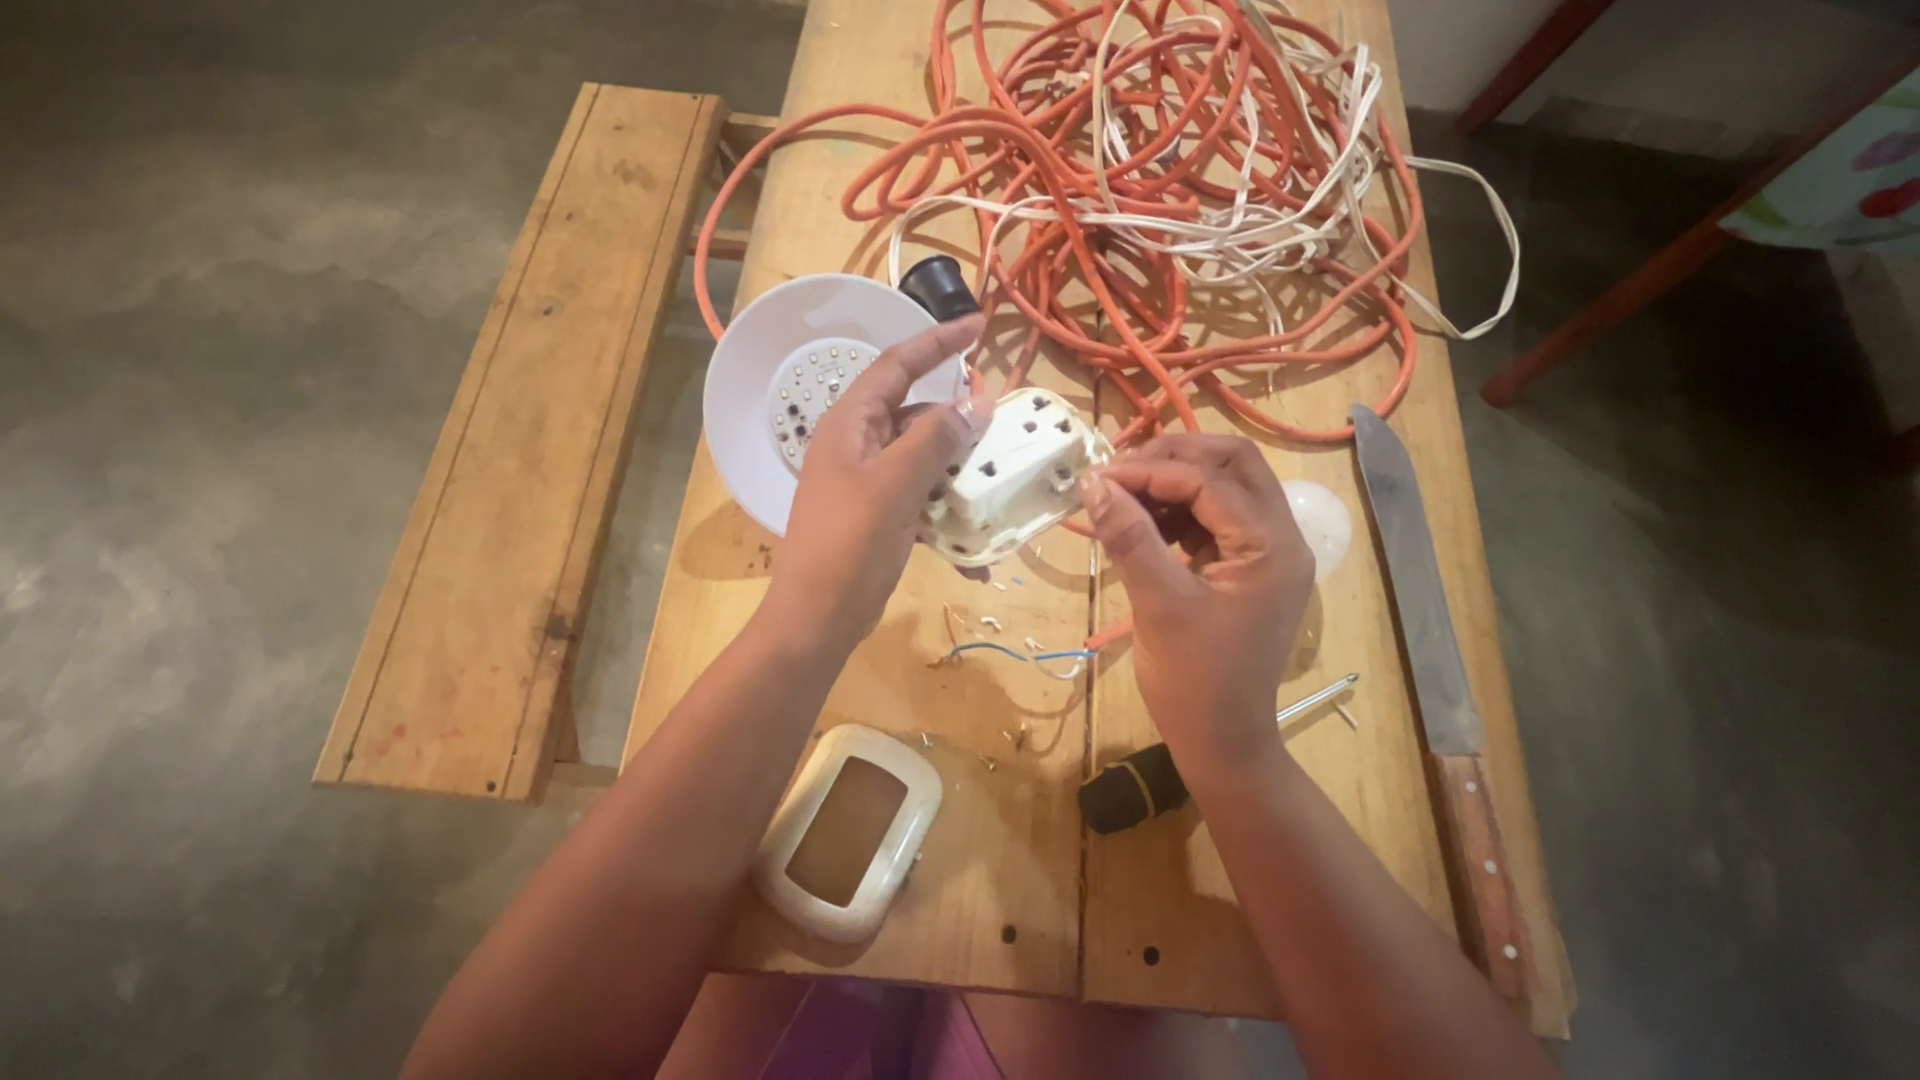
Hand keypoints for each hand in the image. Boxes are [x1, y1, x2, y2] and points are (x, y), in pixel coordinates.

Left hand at [763, 314, 992, 647]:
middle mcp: (856, 444)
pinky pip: (920, 500)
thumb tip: (974, 403)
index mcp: (850, 423)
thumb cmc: (850, 543)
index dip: (937, 341)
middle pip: (915, 414)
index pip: (897, 364)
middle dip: (958, 421)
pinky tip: (974, 550)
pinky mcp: (877, 516)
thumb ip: (935, 437)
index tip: (978, 325)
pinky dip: (945, 516)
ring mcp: (866, 482)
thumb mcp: (896, 484)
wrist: (817, 617)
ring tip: (995, 487)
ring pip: (922, 459)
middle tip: (1001, 427)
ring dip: (957, 473)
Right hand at [1079, 434, 1314, 763]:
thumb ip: (1129, 537)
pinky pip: (1213, 519)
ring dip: (1173, 482)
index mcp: (1272, 548)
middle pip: (1233, 465)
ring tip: (1122, 496)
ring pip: (1223, 487)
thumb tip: (1094, 483)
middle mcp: (1280, 539)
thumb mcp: (1159, 605)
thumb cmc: (1194, 681)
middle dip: (1174, 457)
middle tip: (1119, 470)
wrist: (1221, 741)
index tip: (1099, 477)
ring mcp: (1265, 553)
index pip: (1211, 482)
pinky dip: (1177, 511)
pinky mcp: (1245, 569)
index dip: (1152, 471)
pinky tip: (1140, 523)